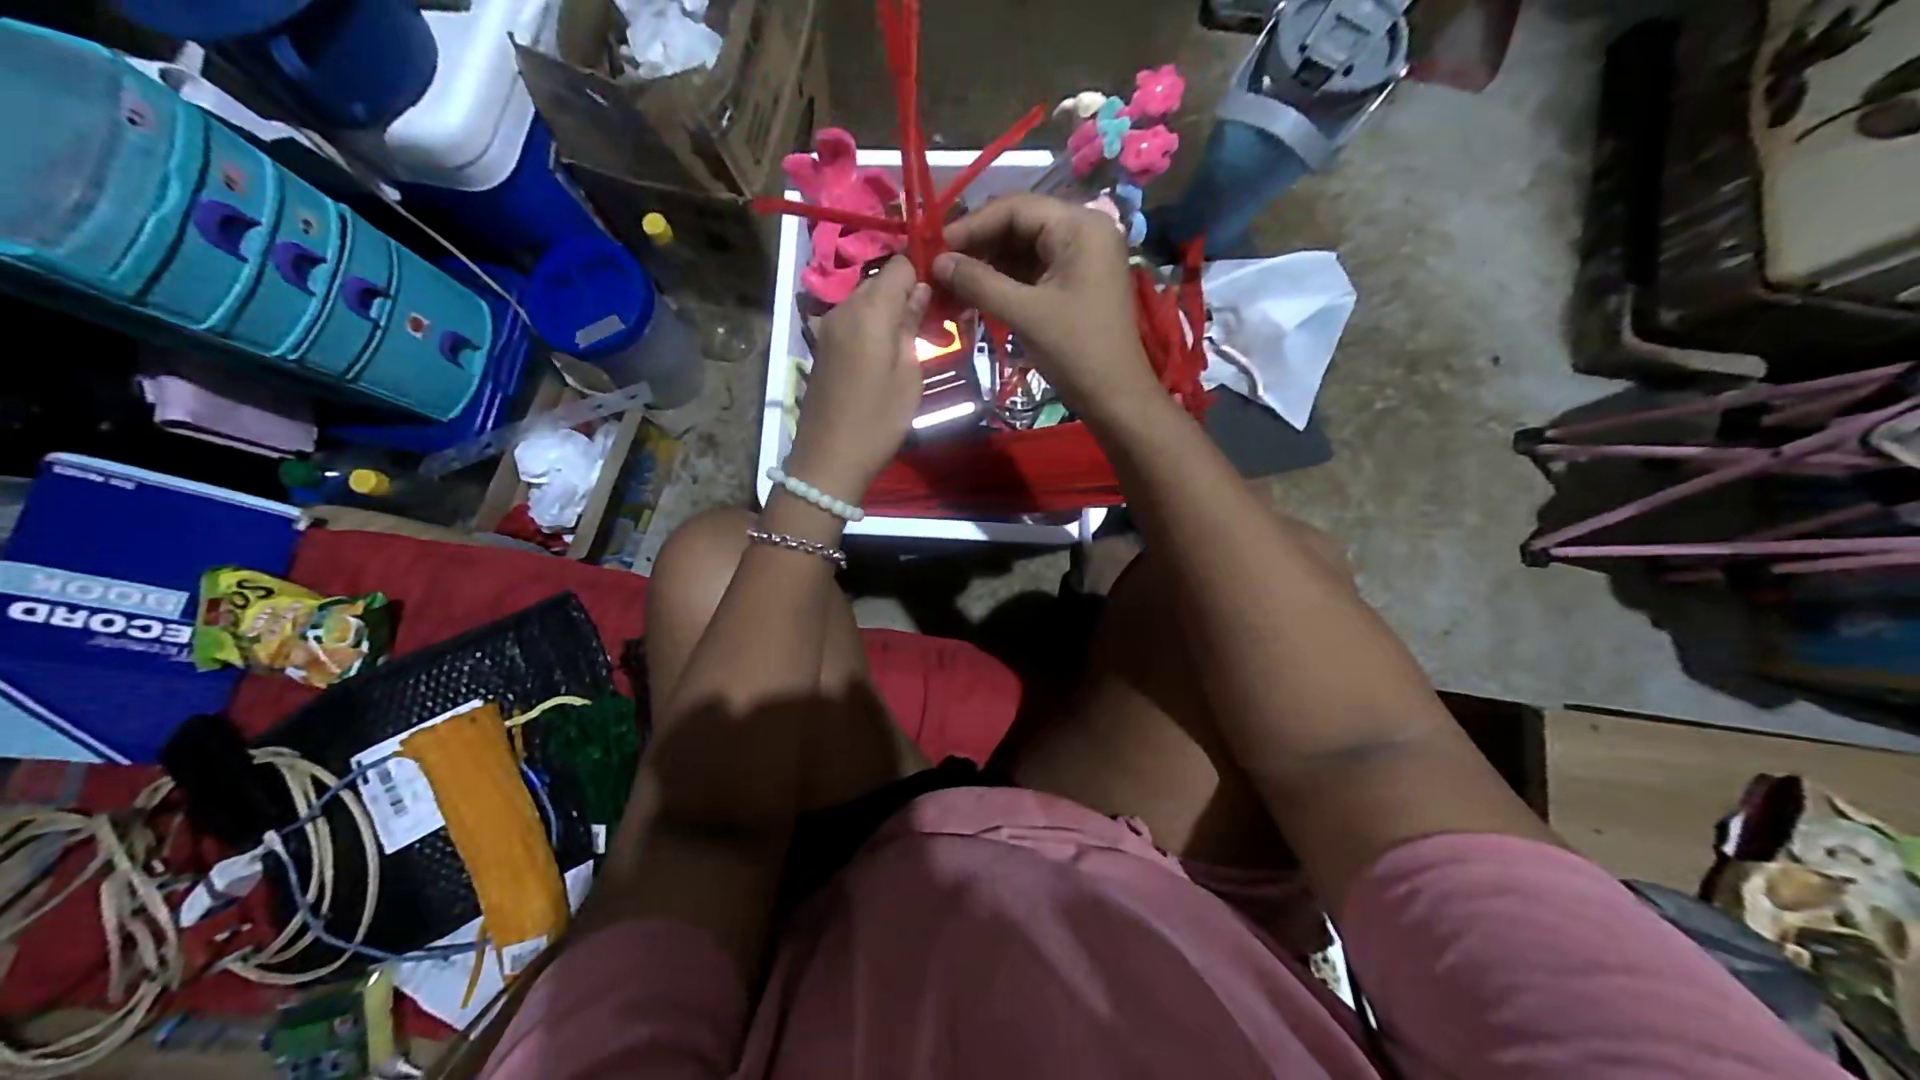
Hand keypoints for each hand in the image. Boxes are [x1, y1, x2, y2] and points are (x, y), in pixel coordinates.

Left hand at [787, 257, 930, 499]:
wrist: (829, 458)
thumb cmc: (878, 419)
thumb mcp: (909, 374)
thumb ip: (912, 326)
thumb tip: (919, 292)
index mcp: (869, 310)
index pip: (901, 264)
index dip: (924, 270)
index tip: (945, 288)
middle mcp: (844, 307)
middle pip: (881, 280)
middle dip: (908, 291)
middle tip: (934, 318)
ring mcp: (829, 326)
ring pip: (866, 299)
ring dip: (890, 309)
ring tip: (914, 336)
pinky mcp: (824, 345)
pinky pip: (854, 319)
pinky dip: (873, 324)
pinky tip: (888, 349)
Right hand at [935, 194, 1160, 422]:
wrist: (1115, 396)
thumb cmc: (1075, 350)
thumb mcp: (1023, 313)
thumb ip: (978, 282)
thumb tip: (937, 262)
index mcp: (1080, 226)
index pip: (1016, 208)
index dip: (972, 225)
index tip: (936, 247)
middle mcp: (1083, 230)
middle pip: (1019, 224)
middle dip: (978, 245)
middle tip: (940, 267)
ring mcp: (1081, 257)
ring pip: (1023, 248)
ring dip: (987, 265)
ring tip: (951, 284)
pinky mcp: (1075, 281)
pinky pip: (1033, 269)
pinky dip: (1004, 280)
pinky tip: (975, 293)